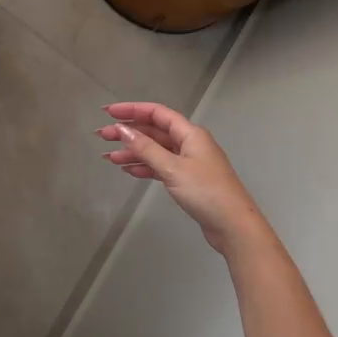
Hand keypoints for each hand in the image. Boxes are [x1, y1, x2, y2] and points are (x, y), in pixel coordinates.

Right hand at [98, 102, 269, 254]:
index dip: (131, 110)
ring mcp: (190, 162)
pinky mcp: (188, 180)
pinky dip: (145, 166)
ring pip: (156, 150)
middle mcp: (190, 143)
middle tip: (102, 137)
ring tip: (109, 157)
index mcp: (190, 133)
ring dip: (133, 152)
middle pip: (154, 131)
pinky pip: (161, 166)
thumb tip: (122, 129)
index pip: (156, 113)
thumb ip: (145, 148)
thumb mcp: (172, 168)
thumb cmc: (206, 192)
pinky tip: (128, 170)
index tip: (108, 112)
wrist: (235, 227)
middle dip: (128, 132)